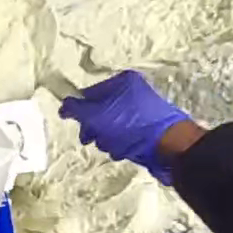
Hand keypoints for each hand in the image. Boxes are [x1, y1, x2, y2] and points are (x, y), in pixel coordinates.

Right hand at [59, 70, 203, 182]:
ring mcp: (140, 111)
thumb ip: (76, 109)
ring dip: (105, 139)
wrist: (169, 146)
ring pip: (109, 127)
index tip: (74, 124)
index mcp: (122, 82)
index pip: (89, 93)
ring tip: (113, 145)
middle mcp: (132, 93)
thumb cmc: (130, 126)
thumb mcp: (96, 116)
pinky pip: (123, 136)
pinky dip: (119, 144)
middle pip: (98, 111)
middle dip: (93, 128)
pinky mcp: (146, 129)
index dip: (79, 110)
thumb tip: (64, 105)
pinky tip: (123, 150)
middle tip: (91, 138)